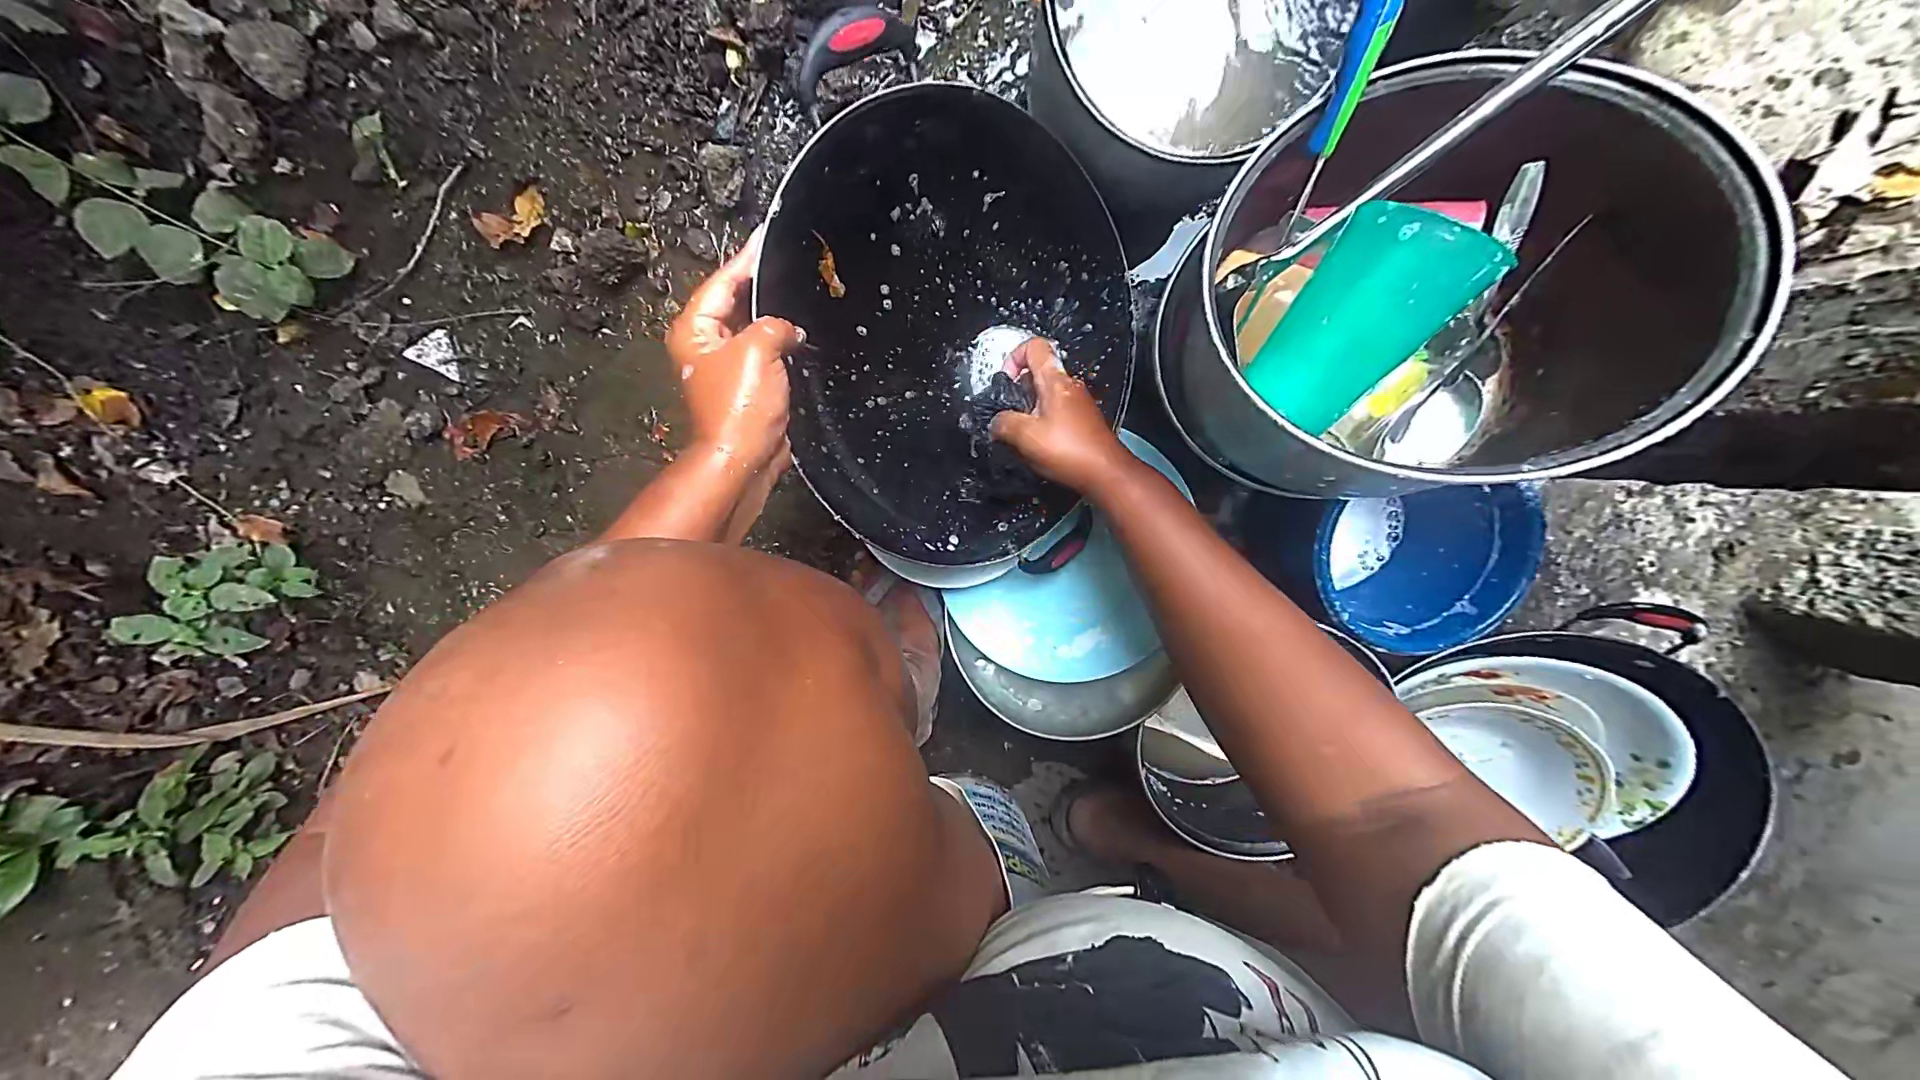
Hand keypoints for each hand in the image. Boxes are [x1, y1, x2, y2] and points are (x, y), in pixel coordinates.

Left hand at [666, 228, 804, 474]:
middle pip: (736, 302)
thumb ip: (775, 325)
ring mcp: (728, 365)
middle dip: (761, 284)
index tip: (765, 235)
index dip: (746, 258)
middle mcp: (707, 344)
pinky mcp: (749, 385)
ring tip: (798, 290)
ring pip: (754, 328)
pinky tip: (801, 333)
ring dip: (774, 316)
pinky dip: (782, 342)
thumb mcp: (758, 350)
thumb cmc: (740, 407)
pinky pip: (767, 352)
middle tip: (787, 258)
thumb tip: (788, 329)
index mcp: (695, 329)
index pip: (722, 281)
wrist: (745, 457)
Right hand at [990, 337, 1132, 493]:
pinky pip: (1056, 414)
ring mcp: (1078, 404)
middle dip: (1018, 394)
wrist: (1105, 473)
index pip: (1034, 347)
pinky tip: (1041, 446)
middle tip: (1012, 416)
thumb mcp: (1024, 437)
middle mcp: (1069, 387)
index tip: (1005, 380)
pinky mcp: (1082, 421)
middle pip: (1037, 375)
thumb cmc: (1073, 452)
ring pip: (1046, 397)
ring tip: (1026, 436)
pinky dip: (1044, 425)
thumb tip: (995, 423)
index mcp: (1055, 381)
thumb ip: (1002, 424)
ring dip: (1030, 413)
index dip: (1014, 357)